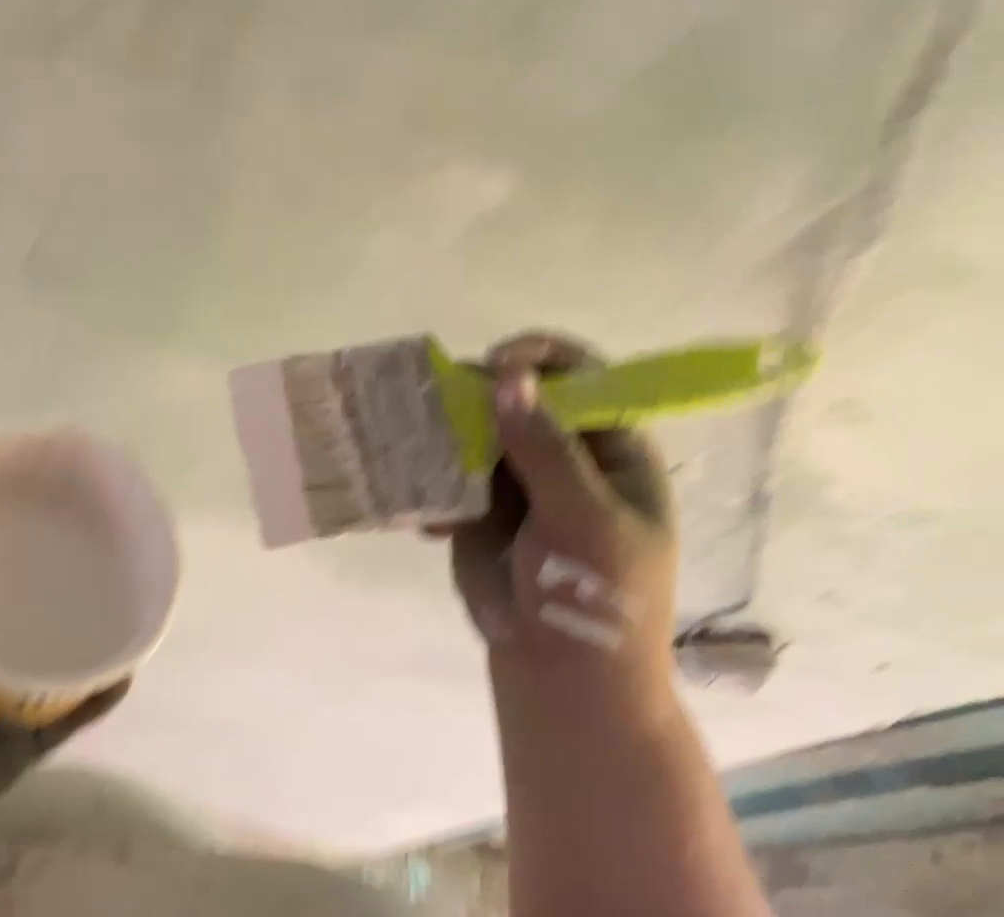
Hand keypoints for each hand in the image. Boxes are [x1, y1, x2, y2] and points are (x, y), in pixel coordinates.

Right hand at [432, 332, 677, 672]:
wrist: (561, 670)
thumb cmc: (596, 594)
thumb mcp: (583, 517)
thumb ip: (544, 448)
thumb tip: (506, 377)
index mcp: (611, 449)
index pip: (584, 377)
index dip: (542, 359)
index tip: (495, 362)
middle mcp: (561, 454)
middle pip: (516, 398)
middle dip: (476, 398)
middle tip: (438, 411)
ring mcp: (516, 481)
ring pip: (473, 433)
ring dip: (444, 441)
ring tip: (418, 461)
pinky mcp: (476, 508)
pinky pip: (446, 476)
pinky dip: (429, 488)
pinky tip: (431, 523)